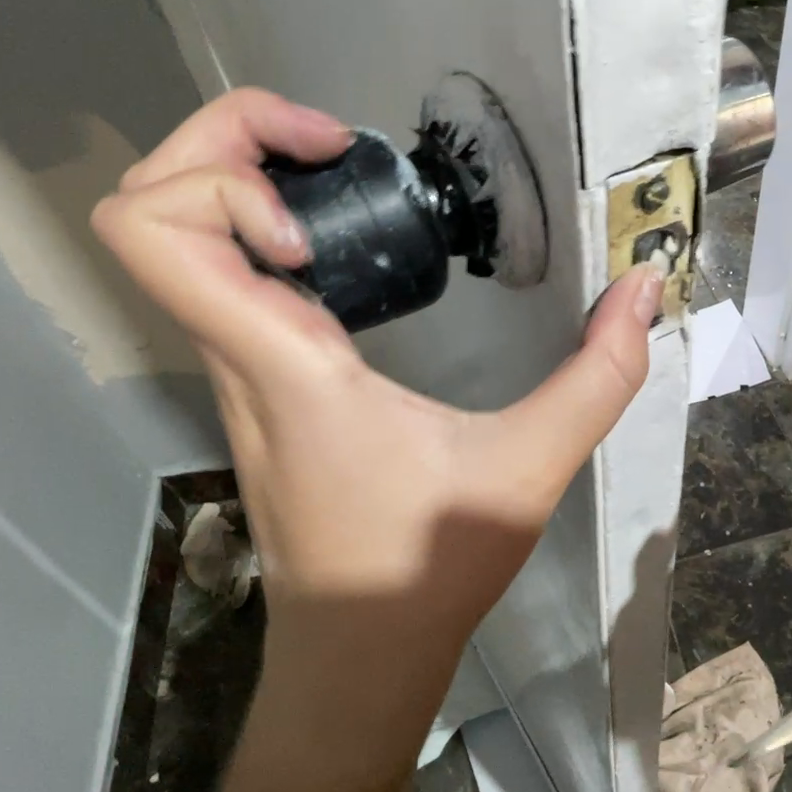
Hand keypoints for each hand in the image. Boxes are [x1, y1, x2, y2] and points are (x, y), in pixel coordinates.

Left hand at [92, 88, 661, 618]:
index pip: (153, 229)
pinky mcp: (257, 382)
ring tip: (345, 181)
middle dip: (226, 139)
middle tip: (336, 148)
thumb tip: (644, 286)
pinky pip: (219, 275)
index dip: (221, 179)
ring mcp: (236, 368)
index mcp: (278, 359)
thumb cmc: (428, 564)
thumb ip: (599, 377)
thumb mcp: (531, 467)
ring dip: (241, 178)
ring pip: (174, 236)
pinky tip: (347, 250)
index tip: (319, 212)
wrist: (359, 652)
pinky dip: (262, 228)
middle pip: (147, 201)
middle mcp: (234, 351)